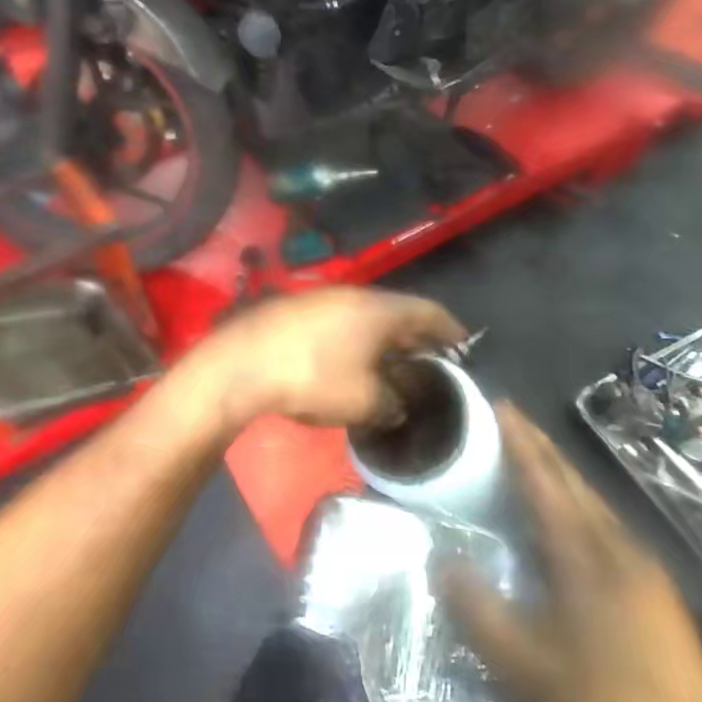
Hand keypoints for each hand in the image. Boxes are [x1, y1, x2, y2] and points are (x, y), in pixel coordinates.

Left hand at [149, 287, 466, 432]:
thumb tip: (397, 407)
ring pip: (368, 315)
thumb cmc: (312, 378)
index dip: (451, 328)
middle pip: (399, 311)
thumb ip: (391, 404)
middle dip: (417, 335)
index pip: (430, 312)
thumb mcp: (363, 402)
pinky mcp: (298, 308)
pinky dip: (357, 337)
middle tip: (430, 356)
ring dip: (385, 337)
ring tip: (392, 361)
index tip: (463, 343)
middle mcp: (358, 295)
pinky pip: (342, 320)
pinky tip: (349, 359)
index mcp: (382, 310)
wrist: (238, 365)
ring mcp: (325, 297)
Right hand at [443, 404, 701, 701]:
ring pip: (595, 502)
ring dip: (564, 475)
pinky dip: (582, 505)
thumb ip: (479, 611)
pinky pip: (609, 524)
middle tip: (513, 419)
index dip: (521, 441)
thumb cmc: (600, 700)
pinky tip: (577, 523)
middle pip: (574, 481)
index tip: (502, 403)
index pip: (545, 480)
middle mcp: (617, 542)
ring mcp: (643, 562)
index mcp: (584, 551)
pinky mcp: (656, 585)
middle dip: (542, 447)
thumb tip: (441, 560)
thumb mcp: (524, 667)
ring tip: (537, 460)